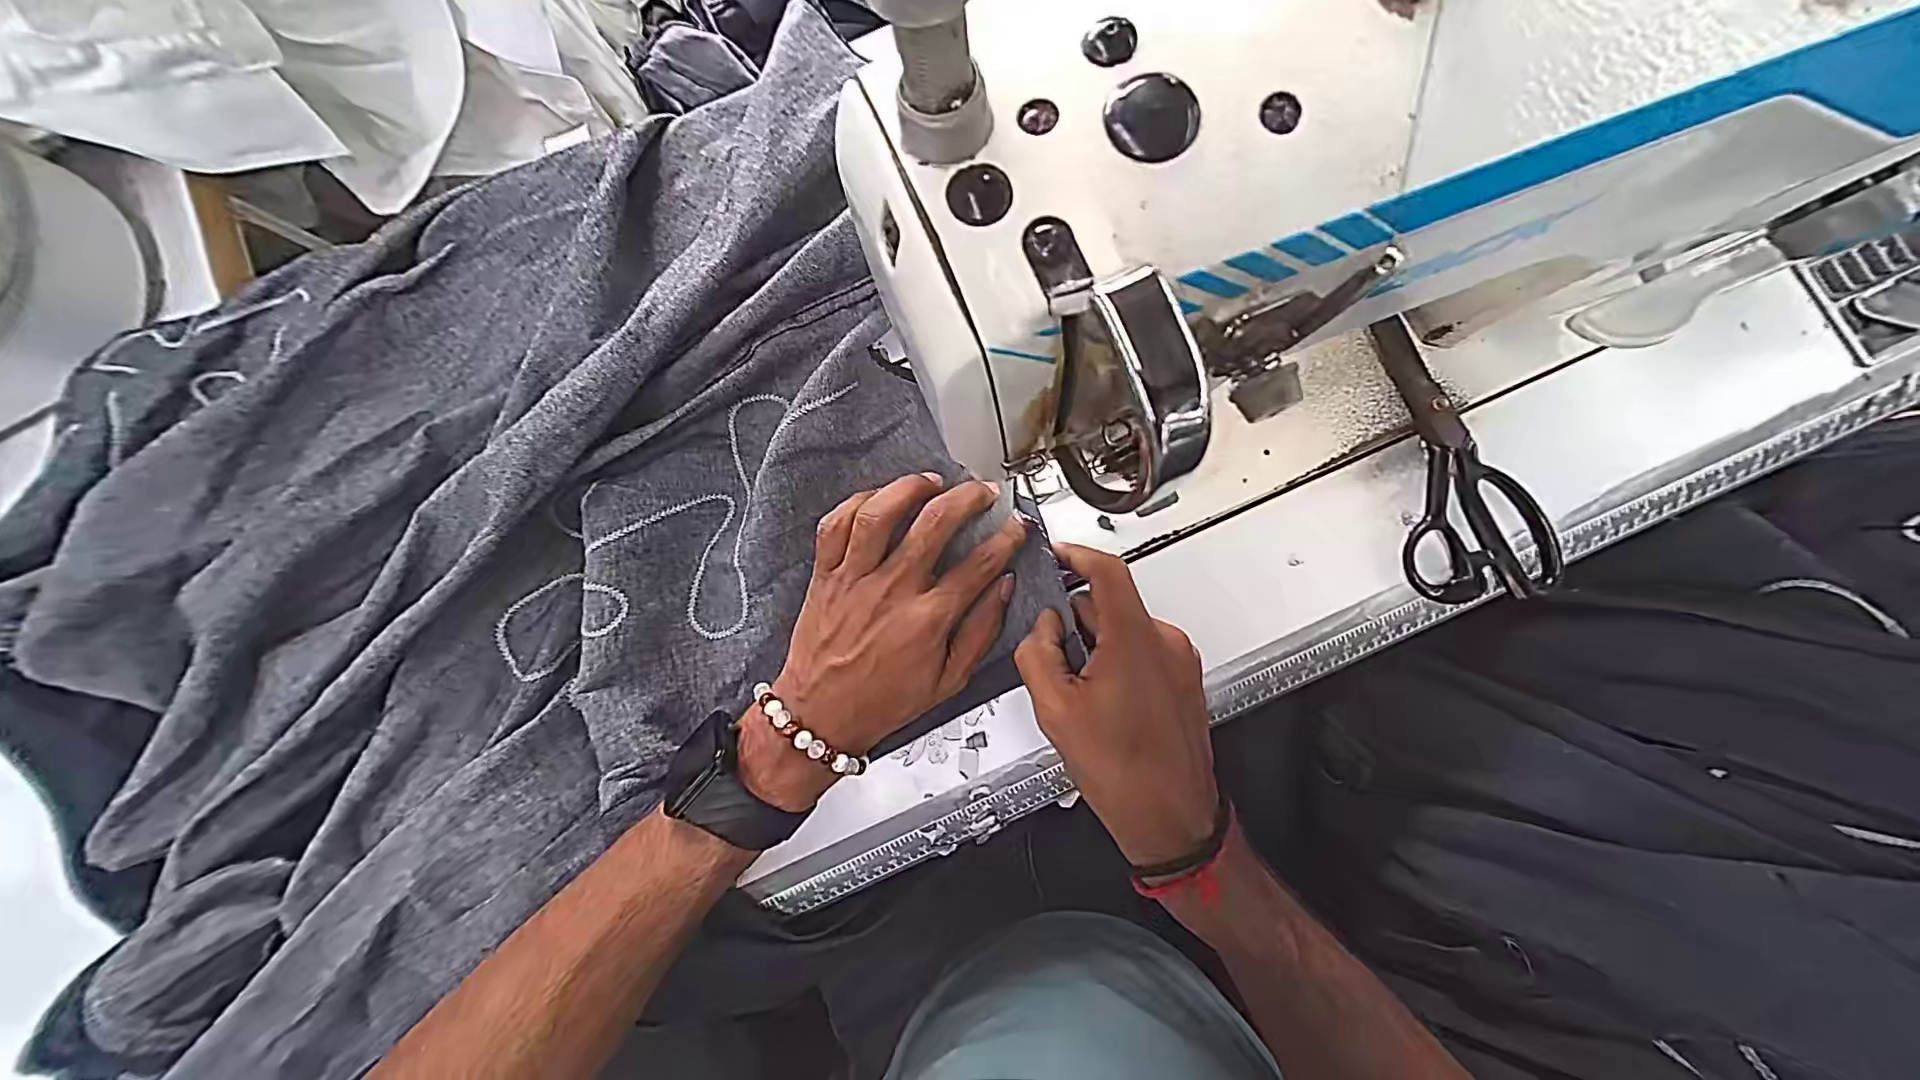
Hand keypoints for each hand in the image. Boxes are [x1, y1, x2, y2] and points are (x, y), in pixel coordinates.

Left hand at [737, 472, 1026, 810]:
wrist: (821, 714)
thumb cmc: (881, 701)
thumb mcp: (948, 681)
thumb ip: (981, 631)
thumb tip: (1002, 589)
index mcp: (927, 619)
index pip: (979, 563)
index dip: (1006, 538)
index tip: (1015, 526)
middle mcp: (892, 591)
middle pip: (935, 524)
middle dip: (968, 498)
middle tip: (983, 492)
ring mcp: (855, 579)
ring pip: (881, 514)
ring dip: (910, 489)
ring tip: (932, 482)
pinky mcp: (827, 576)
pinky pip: (835, 526)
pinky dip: (857, 503)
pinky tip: (878, 497)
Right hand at [1014, 542, 1217, 867]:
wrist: (1171, 816)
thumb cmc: (1127, 774)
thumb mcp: (1055, 710)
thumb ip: (1038, 653)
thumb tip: (1040, 628)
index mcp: (1134, 640)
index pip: (1107, 570)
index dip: (1077, 554)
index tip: (1059, 553)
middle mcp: (1164, 643)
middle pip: (1108, 604)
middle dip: (1074, 622)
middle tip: (1054, 655)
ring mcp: (1178, 661)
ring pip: (1123, 628)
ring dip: (1095, 645)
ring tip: (1082, 692)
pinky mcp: (1182, 678)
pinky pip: (1141, 649)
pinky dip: (1116, 660)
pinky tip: (1103, 700)